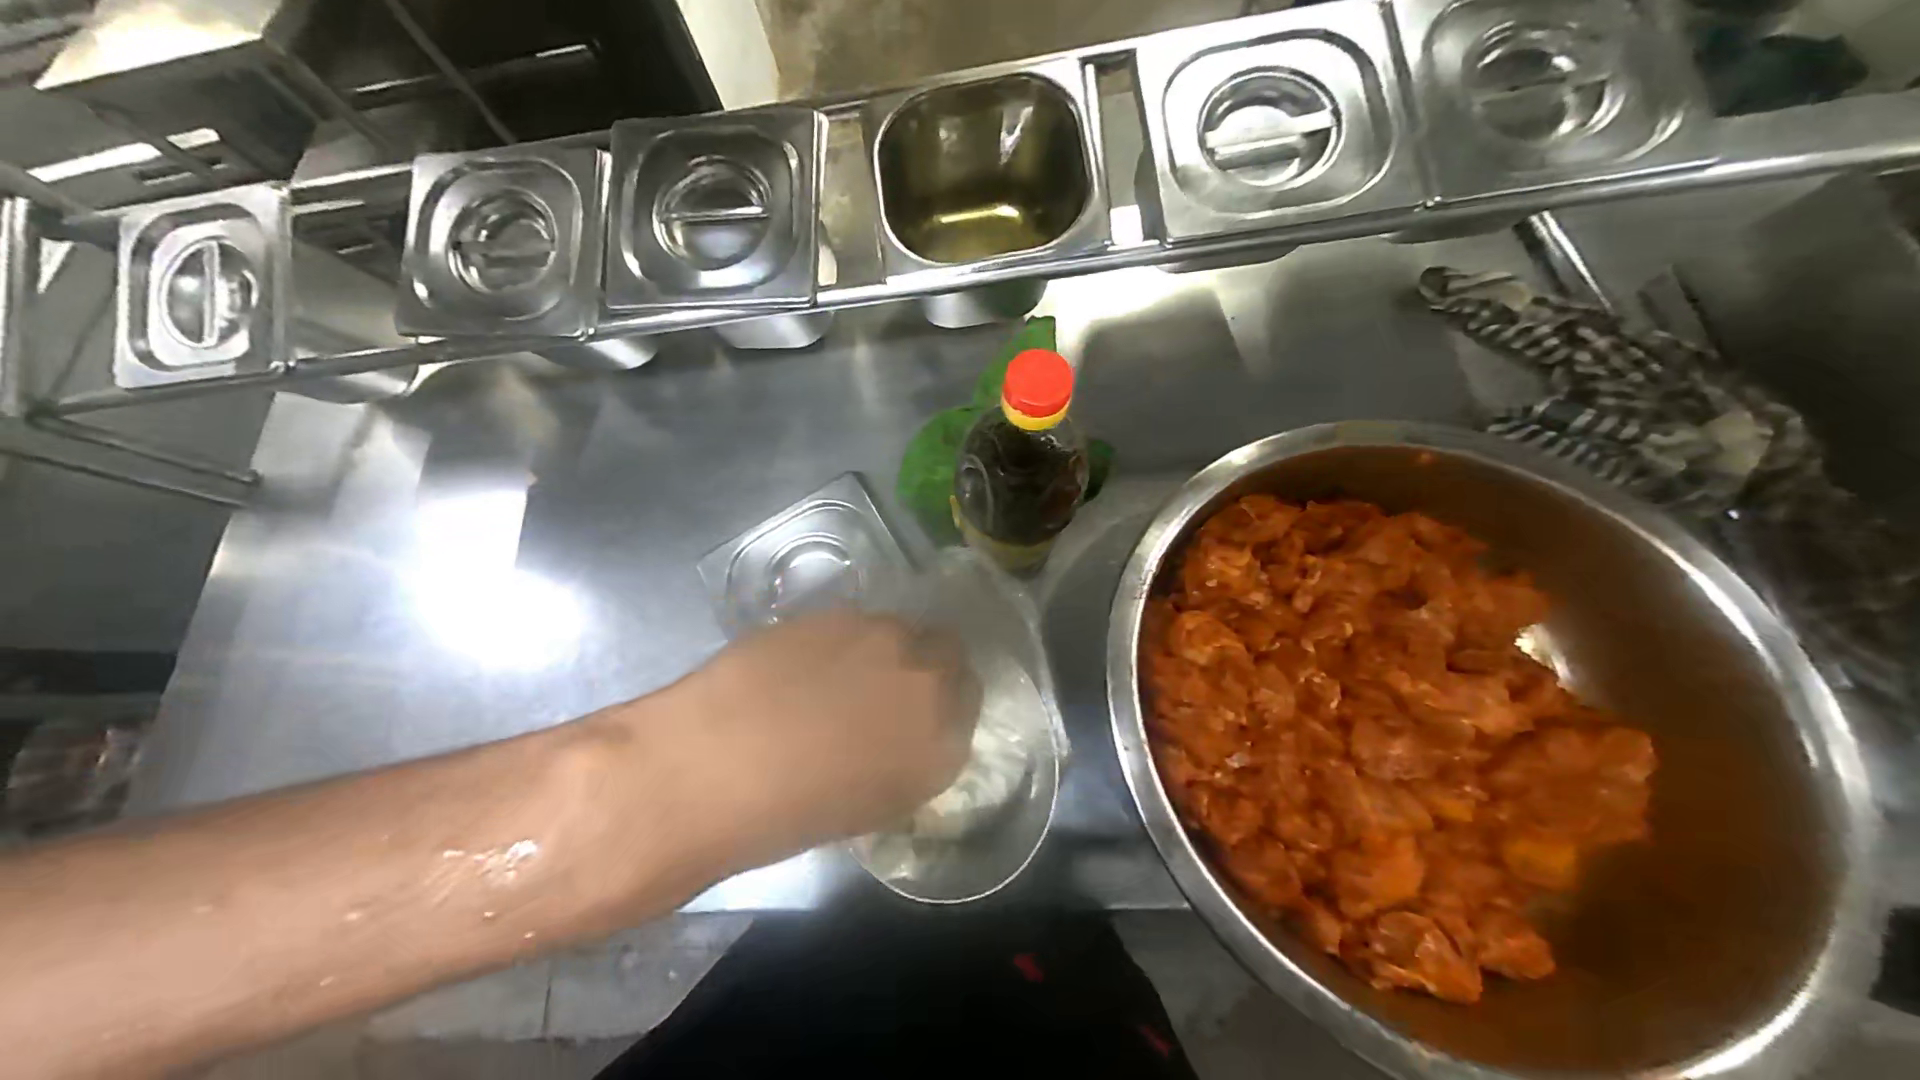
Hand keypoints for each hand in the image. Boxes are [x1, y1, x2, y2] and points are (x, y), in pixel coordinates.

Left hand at [620, 612, 981, 874]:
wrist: (714, 765)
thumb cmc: (790, 812)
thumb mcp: (872, 803)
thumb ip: (909, 758)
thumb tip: (904, 731)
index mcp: (943, 741)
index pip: (969, 697)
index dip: (945, 699)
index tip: (920, 708)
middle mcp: (926, 679)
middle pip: (946, 649)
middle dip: (926, 662)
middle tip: (885, 684)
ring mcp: (880, 637)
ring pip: (898, 629)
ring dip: (880, 648)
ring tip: (833, 676)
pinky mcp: (833, 612)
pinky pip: (853, 623)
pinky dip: (839, 640)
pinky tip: (800, 666)